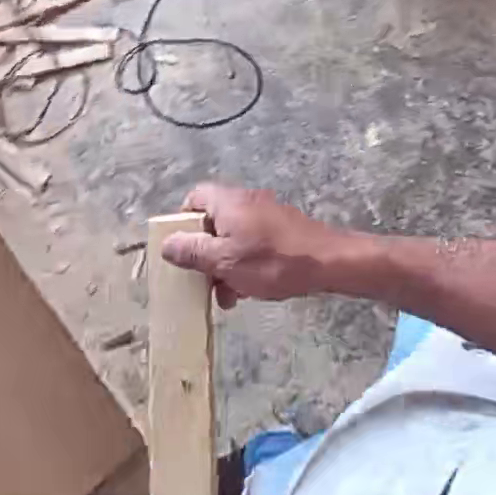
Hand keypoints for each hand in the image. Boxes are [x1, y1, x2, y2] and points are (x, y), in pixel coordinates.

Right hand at [158, 184, 348, 308]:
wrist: (328, 262)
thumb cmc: (272, 260)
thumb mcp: (224, 261)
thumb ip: (193, 252)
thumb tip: (167, 244)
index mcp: (227, 201)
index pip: (194, 198)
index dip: (183, 222)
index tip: (182, 250)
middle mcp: (244, 201)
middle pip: (212, 222)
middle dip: (205, 254)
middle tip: (205, 282)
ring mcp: (265, 214)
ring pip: (232, 237)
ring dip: (225, 265)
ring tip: (228, 296)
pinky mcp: (281, 230)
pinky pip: (252, 243)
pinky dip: (245, 263)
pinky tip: (249, 289)